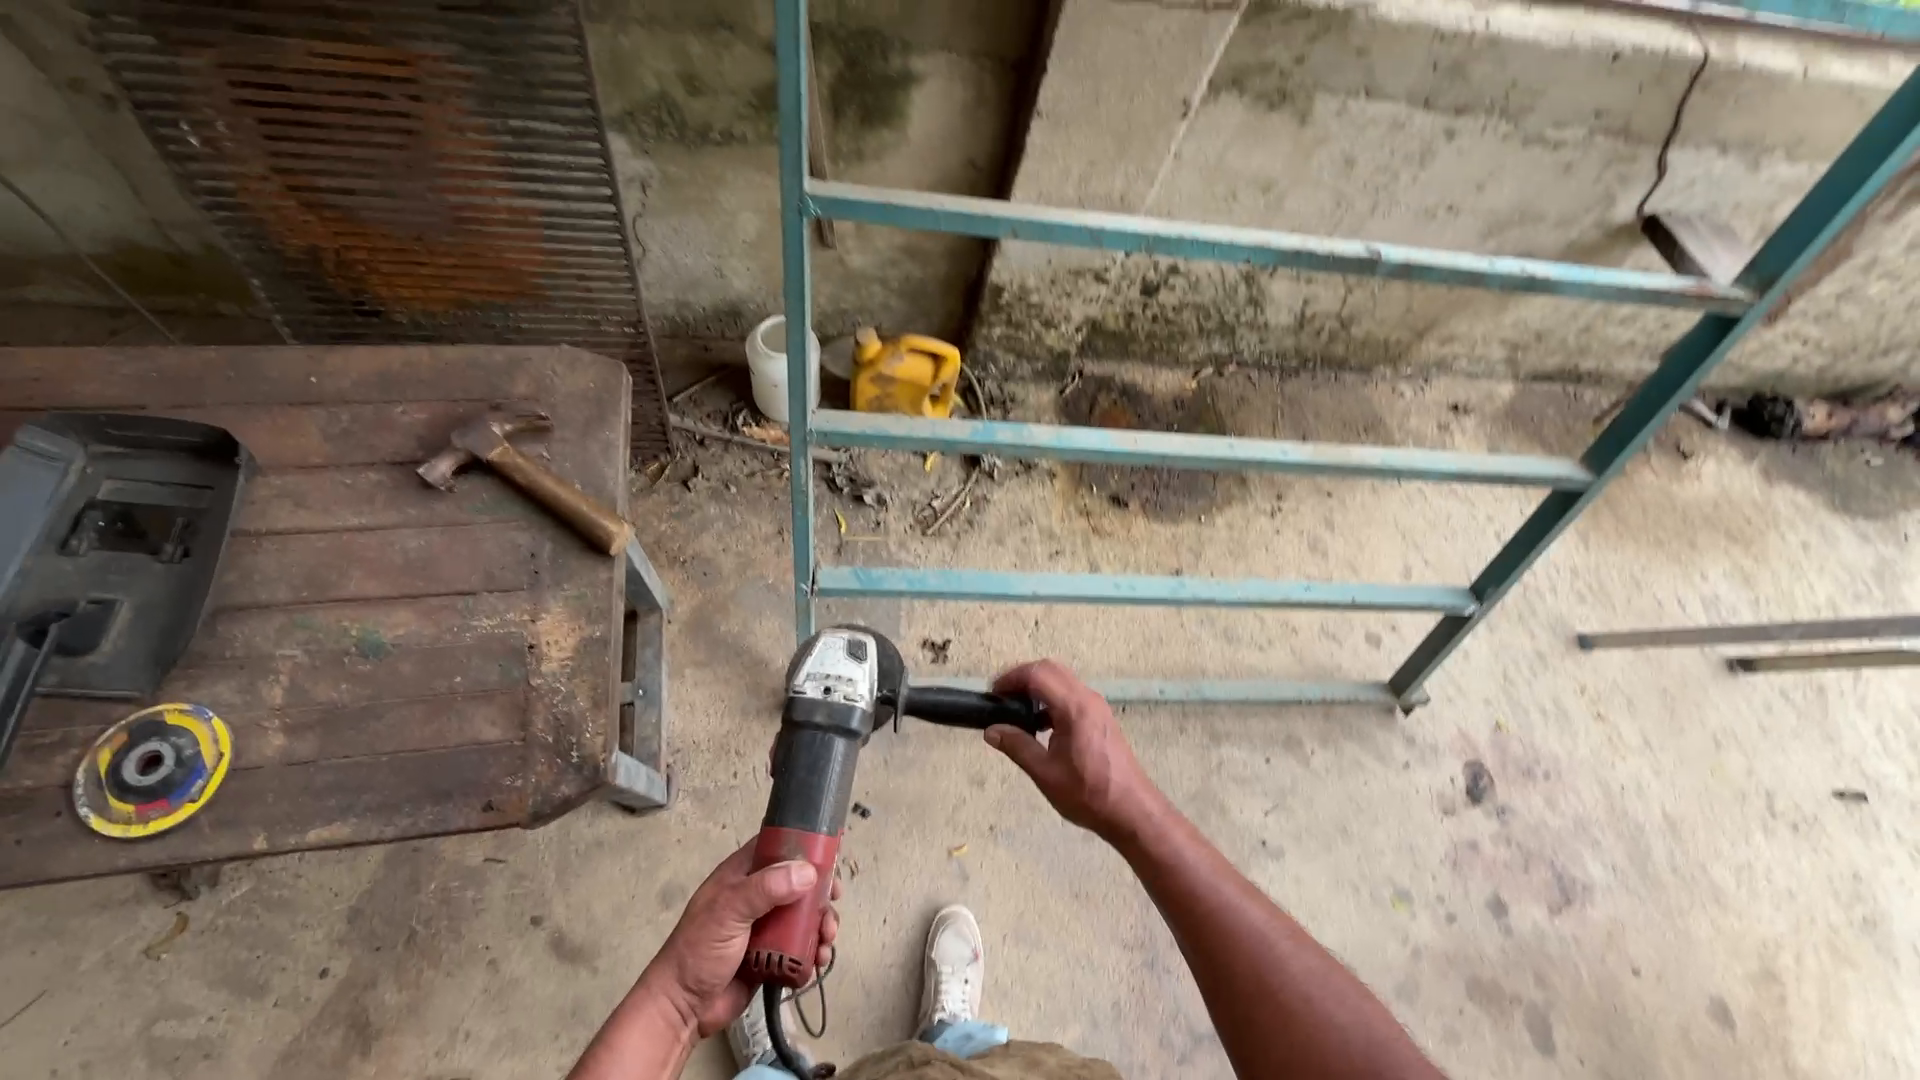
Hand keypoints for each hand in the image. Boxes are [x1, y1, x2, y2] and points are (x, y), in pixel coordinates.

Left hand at [637, 840, 841, 1038]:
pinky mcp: (772, 955)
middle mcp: (757, 896)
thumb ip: (766, 888)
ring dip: (821, 924)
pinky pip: (801, 945)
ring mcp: (765, 926)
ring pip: (804, 915)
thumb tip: (809, 872)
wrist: (683, 1009)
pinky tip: (819, 960)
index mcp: (742, 875)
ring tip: (826, 940)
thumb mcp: (729, 911)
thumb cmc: (699, 950)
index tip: (832, 854)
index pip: (777, 846)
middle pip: (799, 882)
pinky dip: (814, 949)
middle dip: (821, 891)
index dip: (805, 845)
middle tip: (835, 901)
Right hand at [985, 659, 1163, 840]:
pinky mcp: (1101, 718)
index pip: (1037, 674)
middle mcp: (1088, 699)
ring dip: (1038, 688)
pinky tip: (1040, 726)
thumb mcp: (1045, 773)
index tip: (993, 695)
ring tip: (1017, 711)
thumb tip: (991, 731)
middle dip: (1022, 678)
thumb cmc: (1088, 794)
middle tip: (1002, 699)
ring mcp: (1097, 707)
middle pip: (1050, 670)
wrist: (1132, 811)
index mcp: (1074, 708)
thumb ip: (1017, 746)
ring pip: (1062, 681)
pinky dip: (1051, 699)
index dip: (1011, 678)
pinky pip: (1072, 695)